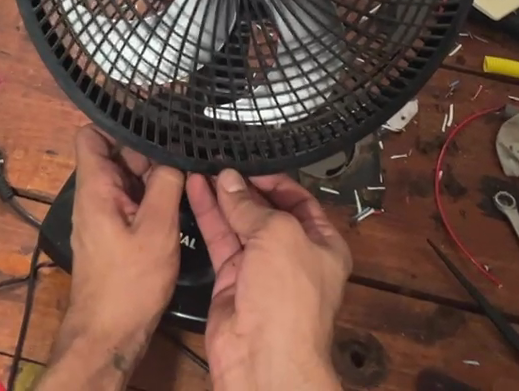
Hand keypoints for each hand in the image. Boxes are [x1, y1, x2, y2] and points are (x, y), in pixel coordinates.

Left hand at [38, 126, 184, 390]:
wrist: (108, 337)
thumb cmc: (129, 282)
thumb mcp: (156, 228)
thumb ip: (165, 183)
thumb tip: (175, 150)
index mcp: (95, 188)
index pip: (91, 135)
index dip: (117, 122)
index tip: (151, 117)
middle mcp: (94, 196)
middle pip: (114, 153)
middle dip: (145, 146)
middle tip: (181, 141)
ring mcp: (103, 215)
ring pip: (126, 175)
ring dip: (152, 169)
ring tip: (187, 161)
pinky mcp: (114, 232)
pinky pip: (131, 197)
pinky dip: (152, 190)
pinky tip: (179, 190)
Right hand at [187, 169, 351, 390]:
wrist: (264, 359)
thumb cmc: (289, 297)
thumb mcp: (278, 235)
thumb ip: (251, 206)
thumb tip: (229, 181)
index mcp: (322, 244)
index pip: (299, 200)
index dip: (275, 179)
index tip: (250, 162)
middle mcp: (292, 254)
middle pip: (266, 210)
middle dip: (245, 186)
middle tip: (221, 160)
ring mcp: (260, 269)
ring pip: (239, 223)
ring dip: (222, 197)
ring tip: (203, 167)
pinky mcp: (231, 281)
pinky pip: (220, 240)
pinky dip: (208, 214)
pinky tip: (195, 189)